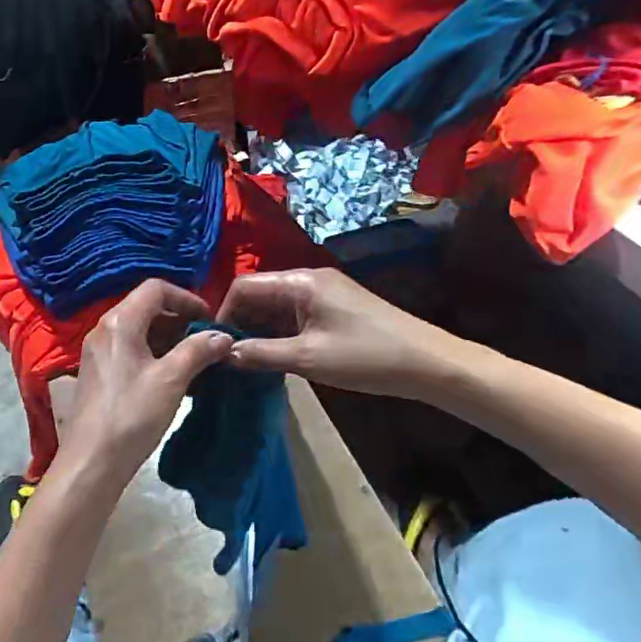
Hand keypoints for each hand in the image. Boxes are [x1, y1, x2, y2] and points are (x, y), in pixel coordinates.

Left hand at [59, 280, 231, 478]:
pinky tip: (174, 377)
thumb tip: (223, 335)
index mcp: (119, 322)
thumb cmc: (132, 415)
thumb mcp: (172, 379)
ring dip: (170, 339)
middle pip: (147, 307)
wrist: (90, 464)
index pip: (156, 289)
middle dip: (180, 319)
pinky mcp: (99, 373)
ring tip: (197, 360)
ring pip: (140, 330)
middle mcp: (104, 329)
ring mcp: (99, 352)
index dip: (186, 298)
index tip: (209, 319)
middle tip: (207, 340)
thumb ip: (198, 350)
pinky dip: (155, 354)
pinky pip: (131, 349)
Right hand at [217, 268, 482, 399]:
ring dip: (260, 329)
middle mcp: (309, 279)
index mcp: (301, 281)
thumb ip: (262, 354)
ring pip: (278, 306)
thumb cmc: (365, 356)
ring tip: (245, 362)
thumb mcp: (308, 358)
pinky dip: (280, 332)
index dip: (226, 312)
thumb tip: (223, 354)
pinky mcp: (335, 308)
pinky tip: (274, 357)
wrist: (426, 362)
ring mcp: (325, 293)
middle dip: (241, 322)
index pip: (246, 285)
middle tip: (226, 357)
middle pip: (261, 293)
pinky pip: (296, 314)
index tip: (214, 344)